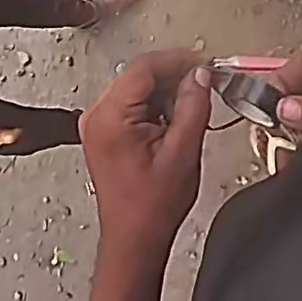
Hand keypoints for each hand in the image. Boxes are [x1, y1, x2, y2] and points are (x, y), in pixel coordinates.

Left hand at [79, 51, 211, 260]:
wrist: (135, 239)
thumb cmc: (151, 207)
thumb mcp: (183, 151)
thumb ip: (193, 105)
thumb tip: (200, 75)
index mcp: (110, 117)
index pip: (144, 67)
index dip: (179, 61)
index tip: (204, 64)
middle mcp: (97, 116)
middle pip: (140, 75)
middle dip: (175, 78)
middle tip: (204, 86)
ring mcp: (99, 124)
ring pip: (139, 88)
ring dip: (168, 94)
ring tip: (189, 116)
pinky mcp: (106, 132)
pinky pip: (135, 104)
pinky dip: (158, 107)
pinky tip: (174, 125)